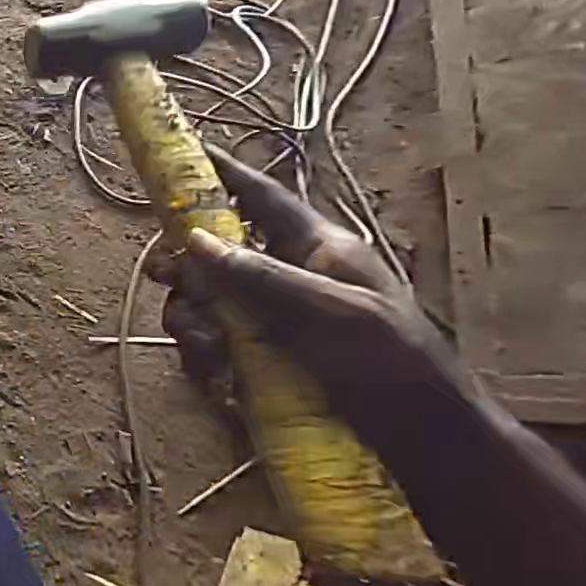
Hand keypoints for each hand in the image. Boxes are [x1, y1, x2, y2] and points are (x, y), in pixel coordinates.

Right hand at [163, 145, 481, 436]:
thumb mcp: (334, 311)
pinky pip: (211, 335)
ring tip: (200, 339)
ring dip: (190, 313)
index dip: (224, 171)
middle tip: (162, 274)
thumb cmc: (393, 362)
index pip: (261, 196)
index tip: (185, 150)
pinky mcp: (259, 349)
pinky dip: (201, 349)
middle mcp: (285, 272)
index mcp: (314, 247)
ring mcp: (270, 312)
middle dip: (184, 262)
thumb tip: (197, 239)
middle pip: (215, 249)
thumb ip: (264, 275)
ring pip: (204, 295)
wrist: (423, 435)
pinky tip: (213, 368)